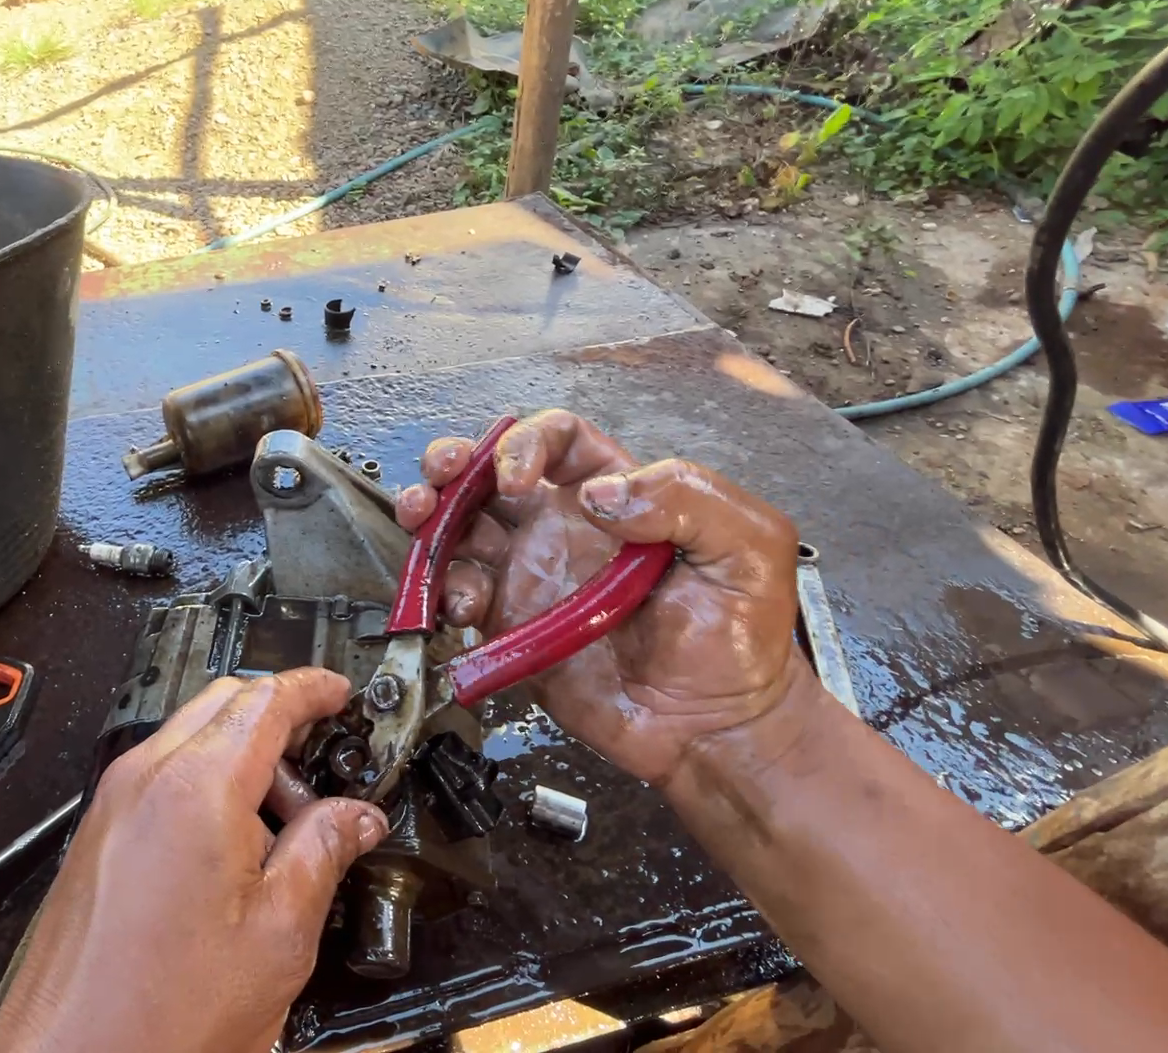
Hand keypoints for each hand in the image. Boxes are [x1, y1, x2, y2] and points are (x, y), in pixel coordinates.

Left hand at [0, 668, 388, 1052]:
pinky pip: (164, 772)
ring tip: (284, 825)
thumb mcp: (277, 935)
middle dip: (279, 715)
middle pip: (224, 702)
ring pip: (193, 734)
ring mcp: (116, 800)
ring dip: (245, 753)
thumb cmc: (160, 1018)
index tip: (338, 692)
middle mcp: (146, 777)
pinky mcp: (101, 829)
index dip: (312, 688)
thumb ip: (322, 855)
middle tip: (322, 755)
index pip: (265, 701)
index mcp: (197, 788)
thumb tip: (354, 818)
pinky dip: (208, 780)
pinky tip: (234, 843)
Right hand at [394, 409, 812, 783]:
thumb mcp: (749, 547)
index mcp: (613, 495)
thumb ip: (686, 499)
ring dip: (429, 517)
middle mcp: (559, 527)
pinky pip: (459, 596)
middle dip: (453, 463)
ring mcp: (528, 576)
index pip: (559, 440)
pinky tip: (463, 606)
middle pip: (489, 475)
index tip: (516, 476)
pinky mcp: (509, 626)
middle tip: (437, 472)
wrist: (711, 728)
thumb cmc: (740, 637)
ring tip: (419, 519)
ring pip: (459, 529)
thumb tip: (598, 495)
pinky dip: (445, 592)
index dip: (527, 441)